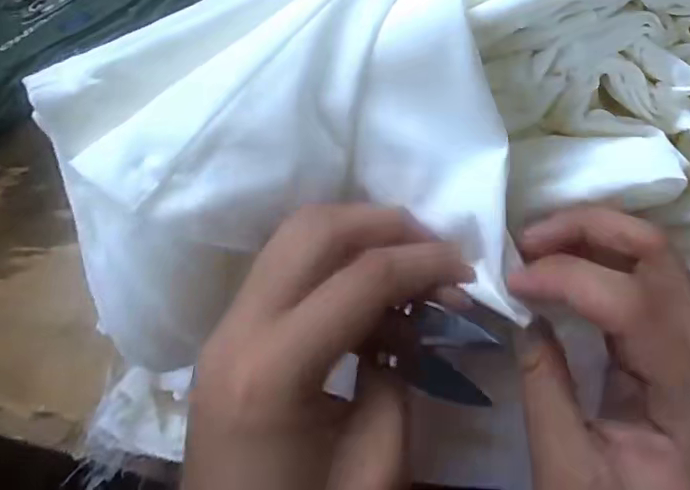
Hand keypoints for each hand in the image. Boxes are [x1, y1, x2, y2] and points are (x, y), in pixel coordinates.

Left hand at [183, 204, 472, 489]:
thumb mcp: (373, 470)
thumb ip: (398, 379)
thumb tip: (412, 316)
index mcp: (272, 370)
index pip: (359, 278)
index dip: (421, 261)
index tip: (466, 265)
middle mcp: (238, 329)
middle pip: (314, 229)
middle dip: (384, 223)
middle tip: (434, 247)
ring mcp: (224, 326)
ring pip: (292, 235)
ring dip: (356, 232)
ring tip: (408, 261)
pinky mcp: (227, 331)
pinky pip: (282, 267)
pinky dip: (331, 260)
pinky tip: (370, 293)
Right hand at [508, 207, 689, 489]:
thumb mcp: (568, 469)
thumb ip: (543, 382)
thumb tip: (521, 307)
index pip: (635, 303)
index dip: (567, 276)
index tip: (513, 281)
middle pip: (659, 255)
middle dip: (587, 228)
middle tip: (526, 240)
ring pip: (656, 255)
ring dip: (592, 234)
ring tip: (537, 246)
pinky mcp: (685, 349)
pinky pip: (648, 277)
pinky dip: (601, 255)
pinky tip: (563, 263)